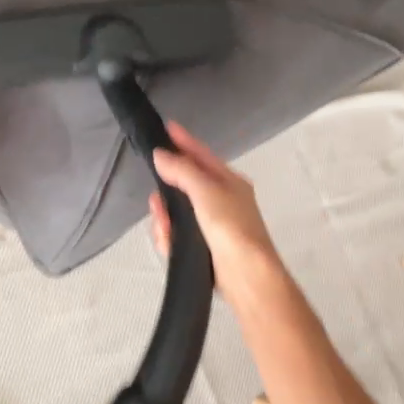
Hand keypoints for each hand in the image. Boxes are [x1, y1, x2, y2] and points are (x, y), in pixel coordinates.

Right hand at [147, 122, 284, 298]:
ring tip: (163, 226)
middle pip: (184, 186)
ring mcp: (213, 225)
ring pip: (177, 213)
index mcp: (229, 181)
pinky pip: (178, 235)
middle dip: (167, 194)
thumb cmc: (230, 226)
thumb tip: (160, 154)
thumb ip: (182, 170)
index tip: (164, 127)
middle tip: (156, 200)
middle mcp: (221, 200)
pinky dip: (170, 238)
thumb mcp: (206, 191)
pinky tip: (168, 242)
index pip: (201, 155)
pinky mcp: (204, 248)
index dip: (183, 141)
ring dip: (166, 219)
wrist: (247, 276)